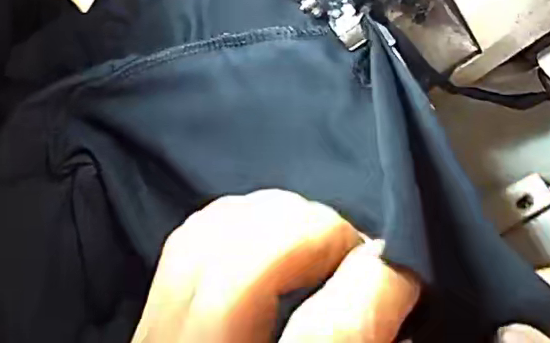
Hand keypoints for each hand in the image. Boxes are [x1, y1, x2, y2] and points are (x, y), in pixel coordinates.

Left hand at [132, 189, 421, 342]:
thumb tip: (397, 290)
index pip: (324, 340)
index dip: (371, 288)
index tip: (402, 270)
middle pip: (240, 275)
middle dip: (307, 236)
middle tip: (357, 247)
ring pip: (202, 244)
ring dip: (268, 219)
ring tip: (318, 234)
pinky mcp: (147, 329)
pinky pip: (185, 244)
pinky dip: (232, 222)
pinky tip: (269, 232)